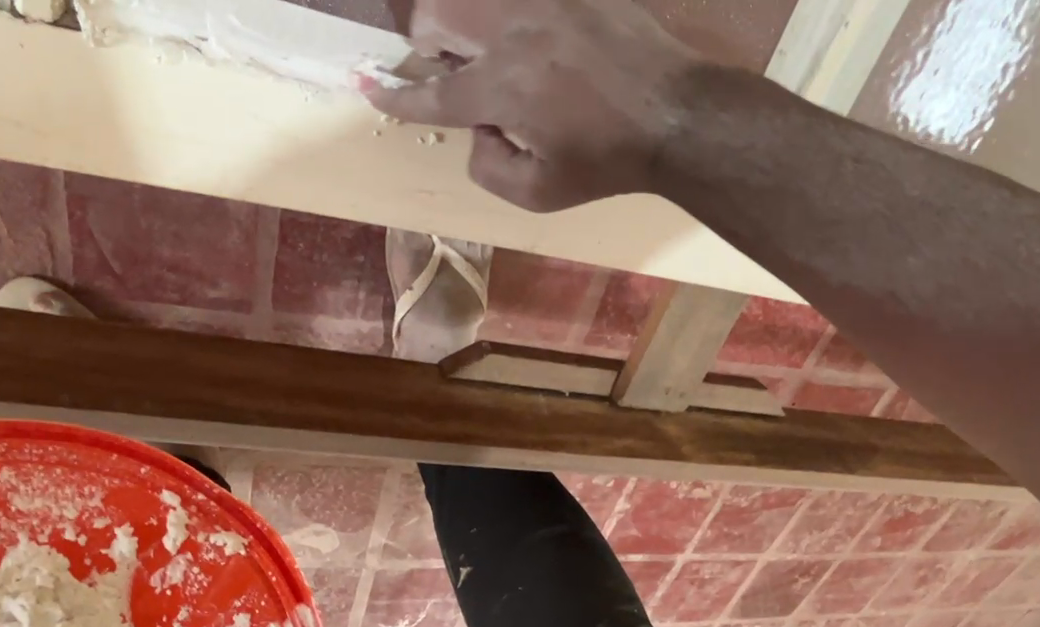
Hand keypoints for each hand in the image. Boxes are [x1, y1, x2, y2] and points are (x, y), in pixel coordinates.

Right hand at [364, 0, 703, 211]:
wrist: (673, 115)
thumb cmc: (604, 163)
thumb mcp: (535, 193)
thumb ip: (486, 166)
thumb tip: (474, 132)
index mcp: (501, 89)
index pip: (431, 94)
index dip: (393, 97)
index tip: (366, 87)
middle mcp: (513, 33)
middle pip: (438, 16)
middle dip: (428, 43)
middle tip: (451, 69)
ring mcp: (544, 1)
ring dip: (463, 21)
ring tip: (491, 54)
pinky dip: (506, 15)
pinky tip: (531, 44)